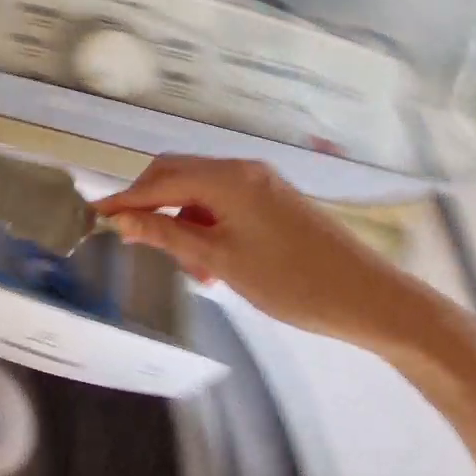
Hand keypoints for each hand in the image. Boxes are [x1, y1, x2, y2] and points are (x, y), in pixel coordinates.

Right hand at [94, 155, 427, 348]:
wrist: (381, 305)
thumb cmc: (294, 282)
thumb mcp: (220, 260)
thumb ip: (166, 234)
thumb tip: (119, 220)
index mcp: (227, 178)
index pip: (158, 180)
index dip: (124, 199)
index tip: (94, 214)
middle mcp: (241, 170)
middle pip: (176, 174)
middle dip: (150, 203)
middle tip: (135, 237)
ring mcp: (262, 183)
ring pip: (199, 189)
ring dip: (180, 218)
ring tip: (187, 265)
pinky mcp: (276, 201)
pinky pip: (223, 200)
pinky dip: (206, 222)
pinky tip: (212, 258)